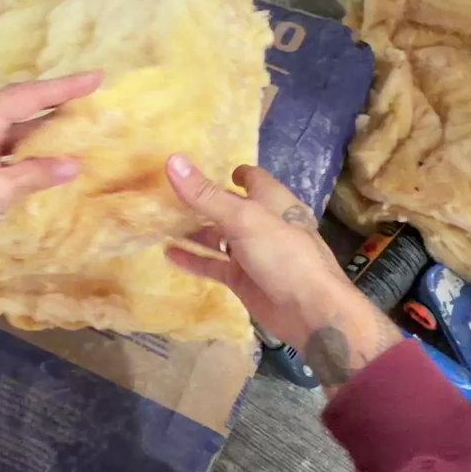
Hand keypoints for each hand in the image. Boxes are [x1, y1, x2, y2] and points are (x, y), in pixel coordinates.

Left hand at [0, 72, 103, 274]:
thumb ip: (35, 174)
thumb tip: (73, 163)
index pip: (28, 96)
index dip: (64, 87)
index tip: (96, 77)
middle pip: (15, 103)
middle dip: (51, 100)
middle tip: (85, 97)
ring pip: (5, 125)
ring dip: (36, 126)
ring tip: (69, 124)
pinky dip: (20, 146)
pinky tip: (37, 155)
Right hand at [164, 155, 401, 389]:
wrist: (309, 311)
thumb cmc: (283, 254)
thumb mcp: (243, 219)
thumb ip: (206, 194)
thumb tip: (172, 160)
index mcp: (272, 200)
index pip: (252, 179)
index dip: (232, 173)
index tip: (204, 169)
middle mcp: (262, 223)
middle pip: (229, 207)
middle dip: (202, 203)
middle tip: (166, 196)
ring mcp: (252, 253)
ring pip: (218, 237)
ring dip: (194, 231)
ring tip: (160, 224)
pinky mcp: (243, 279)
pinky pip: (214, 264)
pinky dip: (194, 258)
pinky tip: (169, 254)